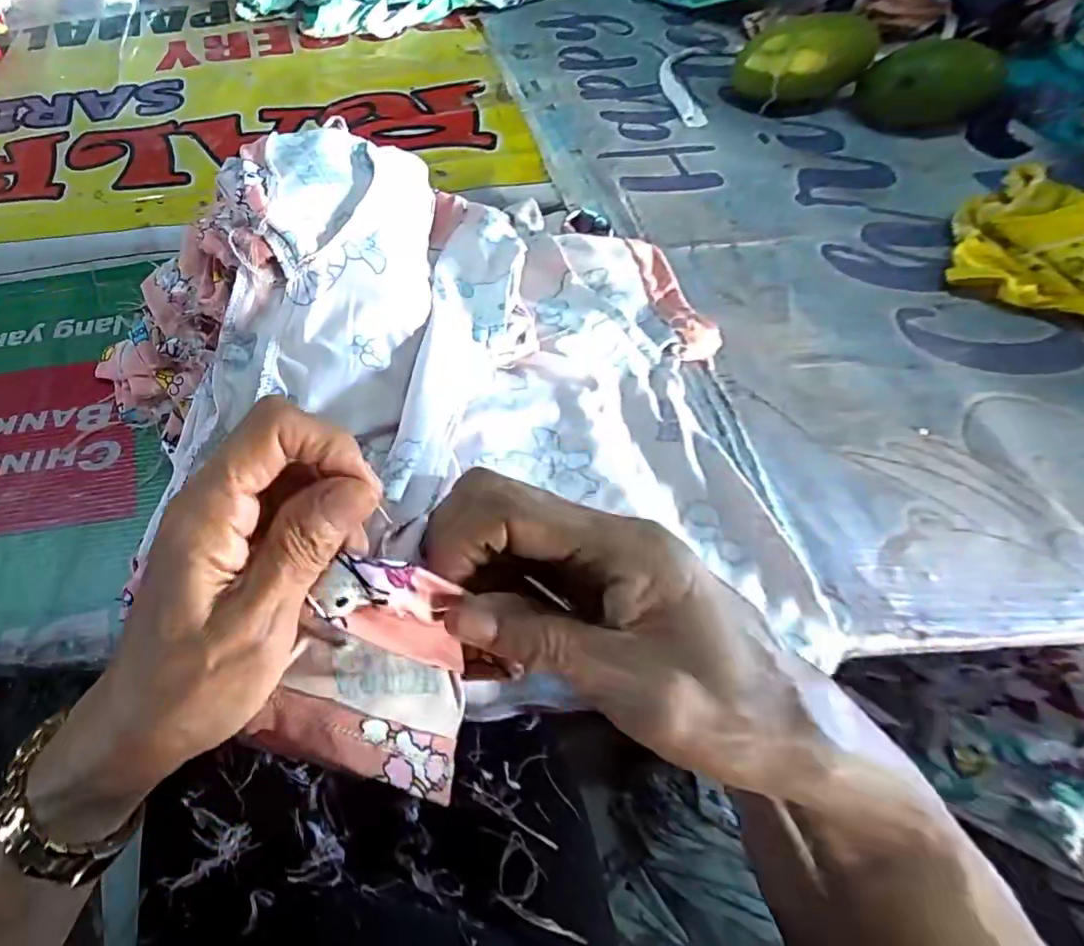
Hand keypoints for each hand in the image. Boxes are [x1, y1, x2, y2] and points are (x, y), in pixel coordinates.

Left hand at [27, 398, 380, 840]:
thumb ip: (302, 548)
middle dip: (330, 470)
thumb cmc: (195, 686)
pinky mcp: (219, 538)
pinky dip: (304, 521)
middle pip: (276, 441)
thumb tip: (356, 485)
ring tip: (345, 556)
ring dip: (321, 498)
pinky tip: (320, 564)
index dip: (328, 444)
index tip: (365, 500)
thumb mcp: (259, 624)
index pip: (272, 426)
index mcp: (207, 508)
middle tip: (359, 535)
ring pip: (278, 471)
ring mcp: (210, 516)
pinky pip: (269, 505)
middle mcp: (205, 496)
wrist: (141, 719)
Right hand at [422, 468, 843, 803]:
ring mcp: (593, 554)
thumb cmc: (731, 714)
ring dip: (467, 571)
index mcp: (621, 544)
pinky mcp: (585, 578)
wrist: (804, 746)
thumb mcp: (632, 685)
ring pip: (498, 529)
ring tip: (465, 627)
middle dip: (453, 547)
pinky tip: (490, 632)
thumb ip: (538, 640)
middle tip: (446, 606)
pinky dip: (487, 590)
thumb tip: (453, 616)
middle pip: (494, 501)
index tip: (444, 598)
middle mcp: (601, 534)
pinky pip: (515, 563)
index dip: (457, 540)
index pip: (507, 504)